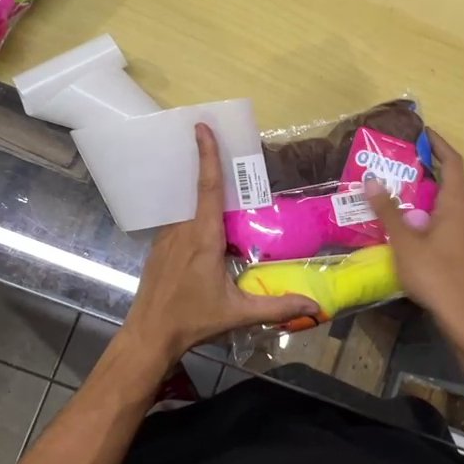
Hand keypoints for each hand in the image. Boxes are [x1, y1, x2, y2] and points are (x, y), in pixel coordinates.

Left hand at [122, 125, 320, 362]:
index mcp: (203, 238)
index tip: (202, 128)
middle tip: (224, 147)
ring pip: (187, 208)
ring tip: (222, 188)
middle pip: (199, 191)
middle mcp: (183, 231)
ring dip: (202, 195)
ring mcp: (167, 239)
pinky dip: (192, 216)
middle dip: (209, 168)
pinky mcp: (159, 249)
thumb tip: (315, 305)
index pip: (209, 188)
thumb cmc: (193, 320)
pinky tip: (206, 228)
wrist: (149, 336)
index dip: (208, 156)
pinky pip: (178, 223)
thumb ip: (277, 306)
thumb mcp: (239, 313)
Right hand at [365, 132, 463, 333]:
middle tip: (408, 165)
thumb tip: (371, 181)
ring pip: (458, 205)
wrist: (463, 315)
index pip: (453, 163)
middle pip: (456, 183)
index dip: (439, 146)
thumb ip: (388, 211)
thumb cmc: (434, 274)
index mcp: (458, 205)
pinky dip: (441, 216)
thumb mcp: (404, 241)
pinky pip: (458, 223)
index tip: (424, 134)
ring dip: (438, 195)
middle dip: (434, 170)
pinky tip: (422, 228)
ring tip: (412, 195)